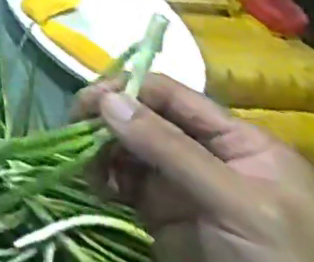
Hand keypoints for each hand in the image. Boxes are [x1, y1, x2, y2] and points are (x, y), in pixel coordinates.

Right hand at [72, 74, 313, 261]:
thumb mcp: (240, 204)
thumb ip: (173, 149)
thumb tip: (107, 98)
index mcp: (237, 142)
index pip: (170, 95)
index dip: (126, 90)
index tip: (88, 103)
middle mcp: (206, 157)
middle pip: (143, 119)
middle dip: (107, 120)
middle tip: (74, 131)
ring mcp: (185, 190)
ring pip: (129, 151)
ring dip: (100, 150)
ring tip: (84, 166)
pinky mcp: (166, 222)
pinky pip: (126, 186)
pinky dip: (103, 179)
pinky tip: (94, 186)